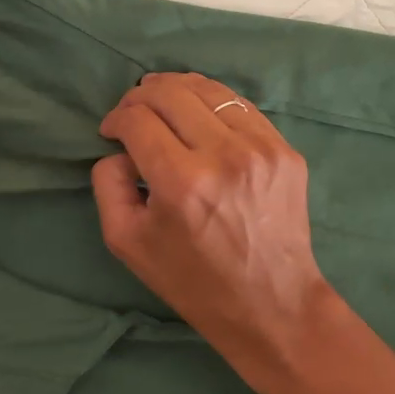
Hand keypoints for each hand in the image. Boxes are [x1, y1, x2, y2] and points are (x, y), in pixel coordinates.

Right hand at [92, 72, 332, 363]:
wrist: (272, 305)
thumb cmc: (192, 280)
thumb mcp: (127, 242)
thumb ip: (108, 185)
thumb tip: (119, 149)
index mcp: (181, 183)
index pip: (138, 120)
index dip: (116, 119)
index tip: (110, 131)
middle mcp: (223, 156)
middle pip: (170, 93)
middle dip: (140, 95)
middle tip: (130, 112)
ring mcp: (261, 149)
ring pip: (207, 90)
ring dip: (175, 88)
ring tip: (161, 99)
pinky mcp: (285, 150)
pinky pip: (240, 106)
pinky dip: (211, 103)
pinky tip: (199, 116)